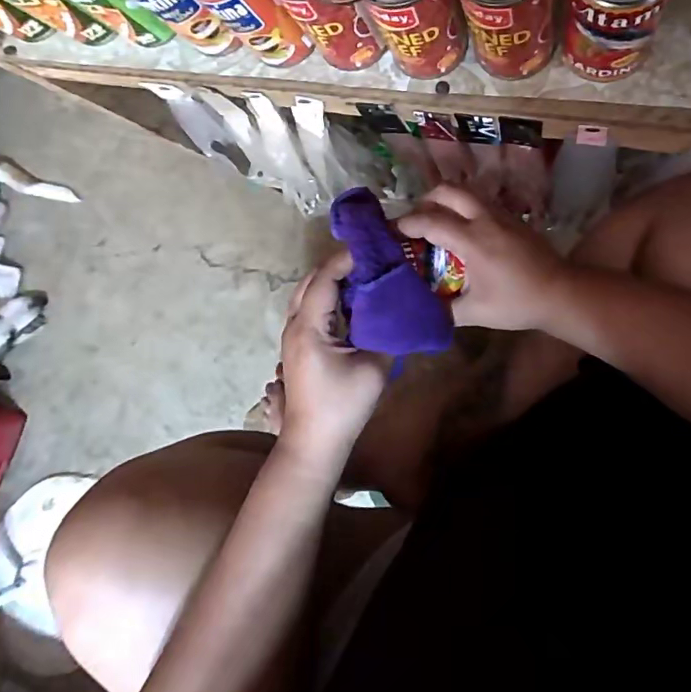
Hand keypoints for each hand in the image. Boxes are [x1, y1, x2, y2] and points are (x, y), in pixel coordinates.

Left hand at [276, 250, 390, 463]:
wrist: (313, 442)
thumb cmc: (343, 406)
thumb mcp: (374, 369)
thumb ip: (387, 335)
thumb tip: (399, 313)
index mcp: (309, 328)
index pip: (324, 279)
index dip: (345, 260)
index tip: (371, 249)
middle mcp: (294, 326)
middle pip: (310, 281)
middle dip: (337, 266)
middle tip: (369, 260)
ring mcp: (291, 336)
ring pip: (306, 294)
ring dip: (331, 281)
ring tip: (362, 276)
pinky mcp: (296, 346)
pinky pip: (308, 309)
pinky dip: (327, 296)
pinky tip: (350, 302)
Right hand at [396, 185, 569, 332]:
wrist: (562, 293)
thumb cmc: (517, 303)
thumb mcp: (476, 313)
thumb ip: (444, 311)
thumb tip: (420, 312)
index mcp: (472, 241)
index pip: (430, 221)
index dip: (407, 223)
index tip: (392, 231)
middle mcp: (485, 219)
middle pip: (447, 191)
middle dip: (426, 201)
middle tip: (417, 221)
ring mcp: (501, 215)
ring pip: (466, 191)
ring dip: (446, 200)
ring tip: (437, 222)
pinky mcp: (512, 217)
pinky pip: (481, 201)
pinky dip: (464, 206)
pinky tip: (463, 229)